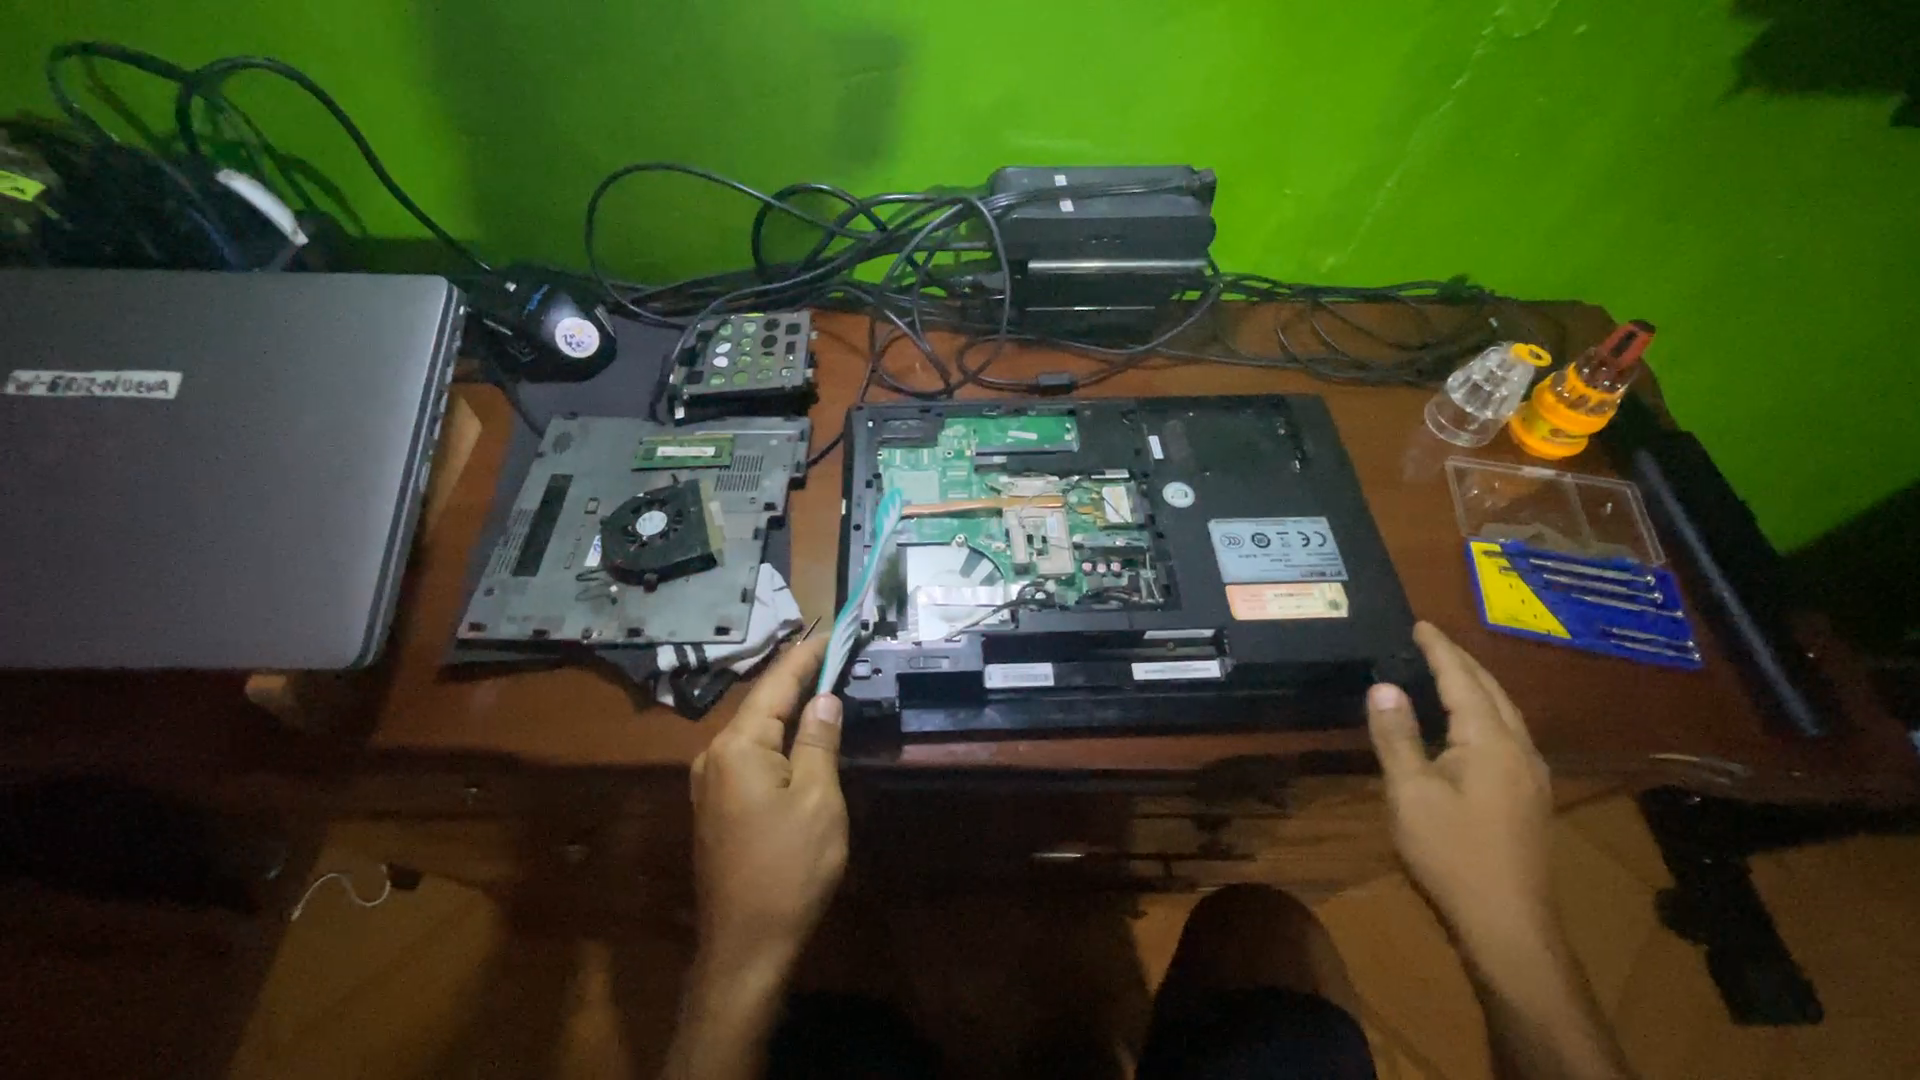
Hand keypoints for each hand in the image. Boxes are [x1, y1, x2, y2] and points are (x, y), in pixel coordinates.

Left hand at [689, 636, 847, 980]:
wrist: (745, 945)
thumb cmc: (789, 868)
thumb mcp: (819, 799)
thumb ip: (819, 741)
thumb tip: (823, 699)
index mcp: (738, 747)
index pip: (776, 684)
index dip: (805, 657)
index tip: (831, 632)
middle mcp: (713, 755)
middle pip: (760, 704)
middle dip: (797, 680)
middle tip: (833, 658)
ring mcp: (709, 782)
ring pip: (754, 731)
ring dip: (787, 710)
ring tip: (821, 689)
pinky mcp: (714, 806)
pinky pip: (749, 756)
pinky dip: (776, 739)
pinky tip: (798, 738)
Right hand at [1366, 622, 1554, 954]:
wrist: (1507, 921)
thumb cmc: (1451, 852)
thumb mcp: (1410, 792)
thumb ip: (1397, 736)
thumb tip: (1384, 686)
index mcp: (1490, 741)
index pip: (1462, 680)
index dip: (1439, 651)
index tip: (1420, 624)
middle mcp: (1519, 749)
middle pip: (1492, 692)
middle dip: (1461, 663)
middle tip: (1430, 642)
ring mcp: (1530, 775)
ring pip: (1504, 714)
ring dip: (1476, 687)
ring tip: (1446, 672)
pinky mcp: (1528, 796)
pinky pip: (1506, 735)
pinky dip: (1483, 713)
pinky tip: (1467, 725)